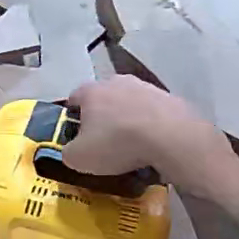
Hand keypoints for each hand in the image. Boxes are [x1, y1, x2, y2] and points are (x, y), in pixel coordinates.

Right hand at [62, 76, 234, 193]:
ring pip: (130, 105)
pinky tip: (153, 146)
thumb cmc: (116, 143)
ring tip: (131, 149)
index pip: (73, 99)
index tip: (76, 138)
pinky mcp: (170, 98)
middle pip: (103, 100)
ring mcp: (147, 87)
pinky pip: (153, 114)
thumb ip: (67, 152)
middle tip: (103, 145)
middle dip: (102, 119)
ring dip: (128, 122)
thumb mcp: (79, 158)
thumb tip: (71, 151)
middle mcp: (117, 81)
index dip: (71, 119)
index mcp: (91, 91)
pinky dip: (151, 127)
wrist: (170, 137)